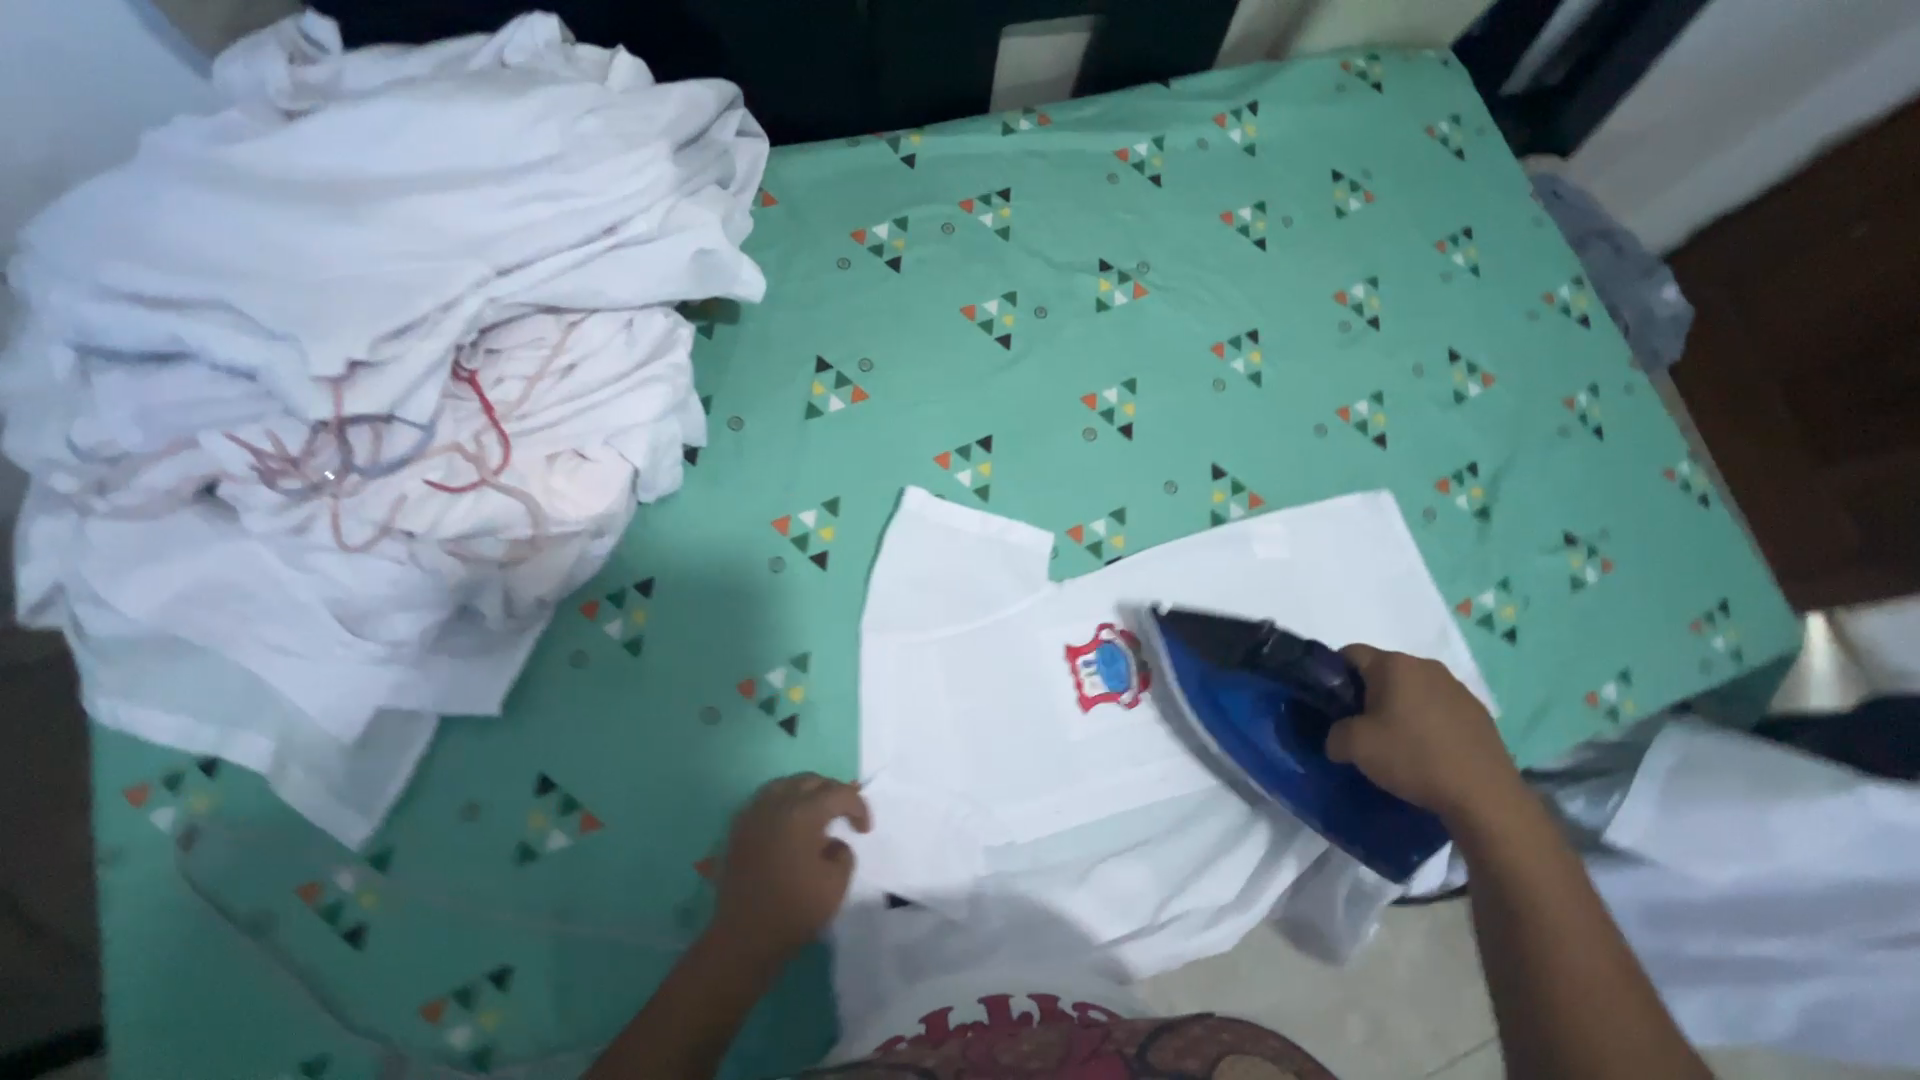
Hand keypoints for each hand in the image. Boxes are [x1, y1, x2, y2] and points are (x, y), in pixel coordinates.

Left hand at [711, 773, 869, 959]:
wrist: (744, 938)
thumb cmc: (794, 910)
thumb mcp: (836, 884)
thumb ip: (843, 853)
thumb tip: (832, 843)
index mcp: (802, 814)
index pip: (838, 793)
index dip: (858, 807)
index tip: (864, 830)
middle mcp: (775, 805)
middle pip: (810, 781)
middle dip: (833, 793)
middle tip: (845, 816)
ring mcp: (752, 814)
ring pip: (785, 784)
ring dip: (807, 793)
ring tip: (818, 814)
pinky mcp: (738, 829)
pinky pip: (765, 800)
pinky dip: (783, 802)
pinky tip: (790, 824)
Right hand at [1325, 644, 1524, 822]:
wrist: (1483, 793)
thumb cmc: (1412, 758)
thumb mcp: (1355, 747)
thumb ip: (1335, 733)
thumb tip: (1340, 737)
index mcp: (1394, 665)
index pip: (1350, 653)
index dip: (1334, 674)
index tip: (1332, 704)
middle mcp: (1426, 666)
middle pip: (1384, 670)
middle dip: (1368, 693)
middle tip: (1362, 727)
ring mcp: (1457, 687)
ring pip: (1413, 689)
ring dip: (1400, 707)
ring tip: (1398, 741)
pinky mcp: (1478, 711)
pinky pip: (1439, 707)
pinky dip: (1427, 721)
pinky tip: (1428, 751)